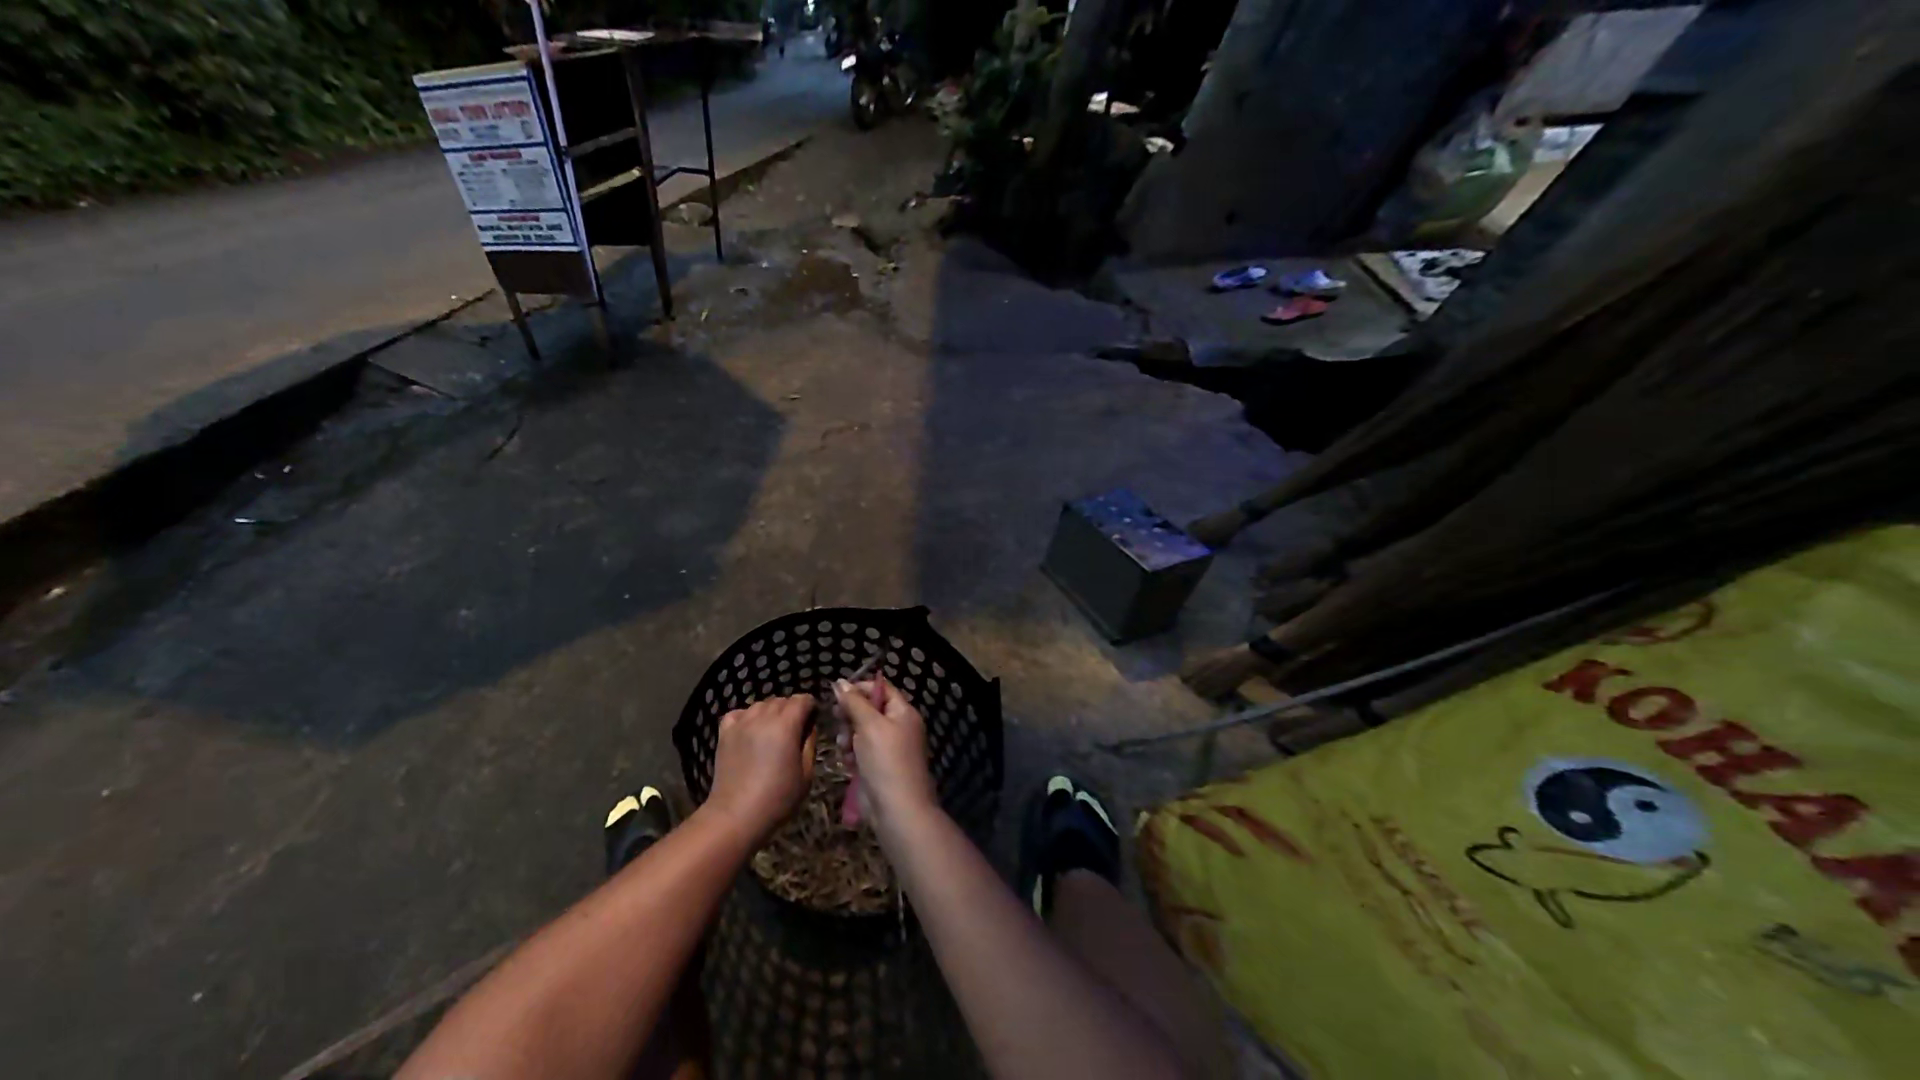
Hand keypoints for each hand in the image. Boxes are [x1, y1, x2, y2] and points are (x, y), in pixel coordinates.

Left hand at [704, 694, 817, 840]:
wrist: (736, 815)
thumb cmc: (777, 798)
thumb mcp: (806, 774)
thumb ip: (809, 744)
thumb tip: (808, 727)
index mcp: (786, 725)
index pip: (802, 699)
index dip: (810, 706)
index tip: (813, 718)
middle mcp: (763, 717)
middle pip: (781, 700)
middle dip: (791, 708)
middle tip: (795, 729)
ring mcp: (741, 723)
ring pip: (760, 704)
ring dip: (770, 712)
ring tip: (773, 730)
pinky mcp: (724, 734)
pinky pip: (738, 713)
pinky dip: (747, 716)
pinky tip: (750, 730)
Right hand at [833, 675, 936, 836]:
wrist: (897, 808)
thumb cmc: (886, 760)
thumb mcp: (869, 725)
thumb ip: (854, 702)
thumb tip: (840, 682)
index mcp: (903, 712)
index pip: (881, 688)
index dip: (859, 688)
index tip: (838, 694)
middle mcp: (898, 727)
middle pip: (868, 709)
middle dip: (850, 715)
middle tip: (840, 722)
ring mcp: (888, 748)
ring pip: (860, 731)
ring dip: (848, 737)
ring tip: (845, 748)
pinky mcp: (877, 766)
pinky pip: (859, 751)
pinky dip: (852, 754)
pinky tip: (849, 763)